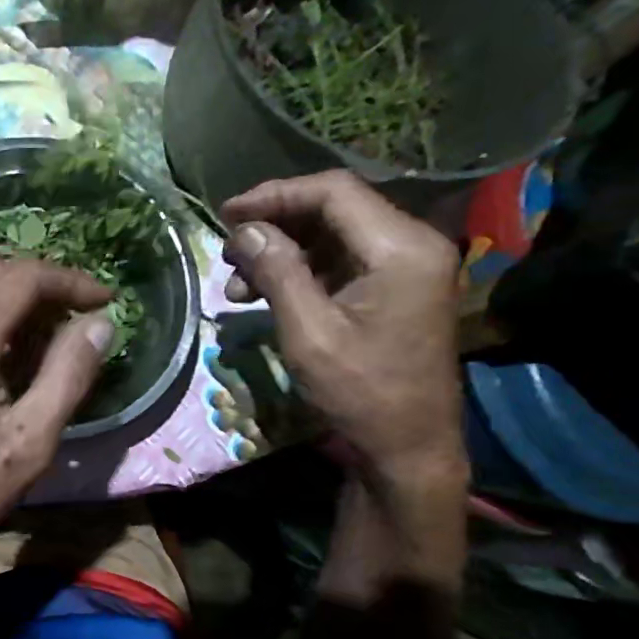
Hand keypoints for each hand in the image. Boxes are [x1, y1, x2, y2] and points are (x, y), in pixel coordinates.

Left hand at [0, 251, 115, 604]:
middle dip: (40, 280)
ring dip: (13, 290)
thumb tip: (99, 322)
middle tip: (77, 314)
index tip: (105, 299)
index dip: (68, 280)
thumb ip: (68, 374)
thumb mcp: (33, 440)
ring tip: (50, 329)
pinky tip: (14, 345)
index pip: (20, 279)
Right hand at [219, 171, 463, 480]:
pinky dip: (299, 270)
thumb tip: (244, 230)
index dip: (275, 195)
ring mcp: (406, 266)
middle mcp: (412, 244)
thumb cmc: (361, 392)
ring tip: (237, 282)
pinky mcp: (394, 287)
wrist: (408, 446)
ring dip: (281, 249)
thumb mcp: (309, 332)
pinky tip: (263, 293)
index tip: (226, 214)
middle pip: (334, 208)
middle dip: (274, 223)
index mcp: (401, 249)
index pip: (333, 192)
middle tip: (227, 250)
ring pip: (332, 234)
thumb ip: (277, 272)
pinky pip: (340, 260)